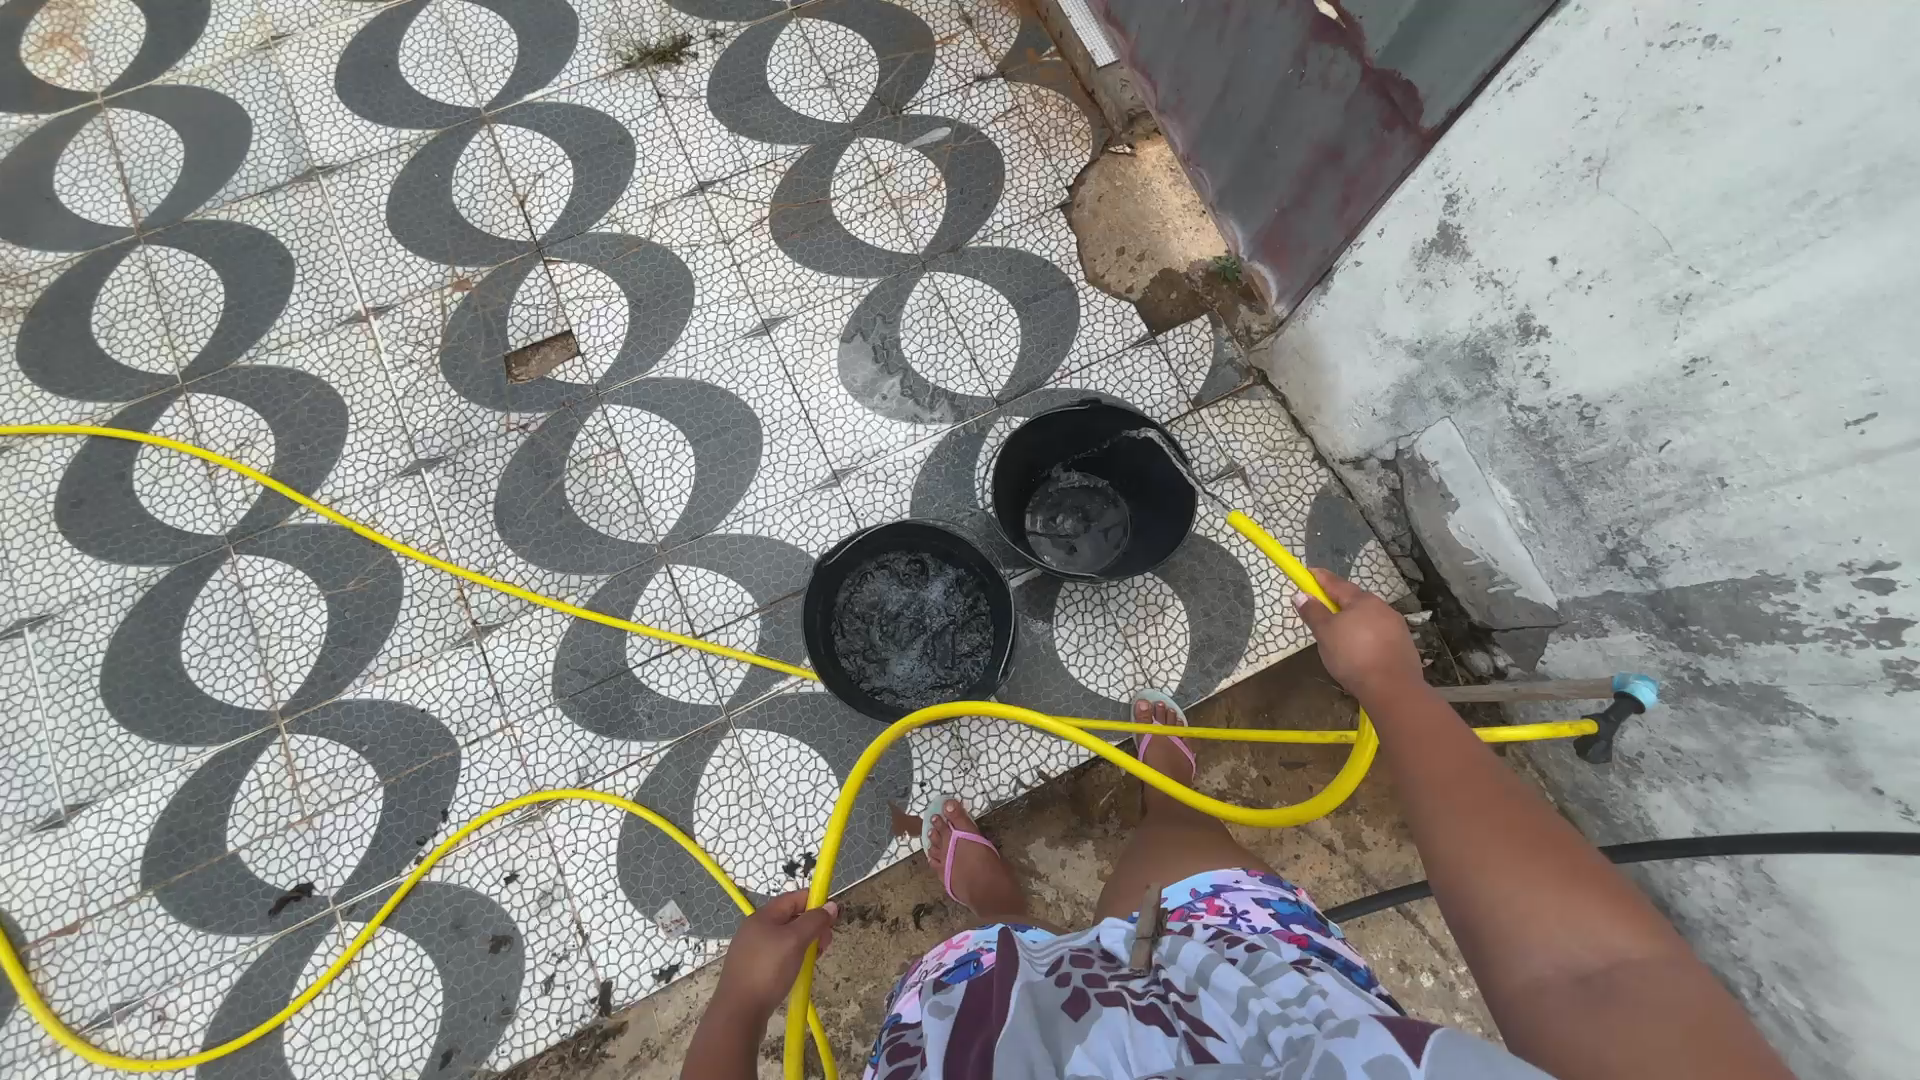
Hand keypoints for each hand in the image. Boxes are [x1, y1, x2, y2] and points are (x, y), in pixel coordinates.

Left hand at [713, 891, 839, 1019]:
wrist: (737, 1015)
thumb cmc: (768, 971)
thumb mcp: (796, 941)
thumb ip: (815, 921)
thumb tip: (831, 905)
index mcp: (763, 916)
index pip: (794, 898)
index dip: (815, 902)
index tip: (832, 918)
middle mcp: (755, 930)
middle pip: (790, 919)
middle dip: (812, 927)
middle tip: (825, 943)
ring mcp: (751, 951)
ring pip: (785, 940)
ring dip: (803, 945)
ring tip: (814, 960)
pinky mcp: (751, 971)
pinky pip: (777, 957)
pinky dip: (791, 959)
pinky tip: (797, 973)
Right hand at [1291, 568, 1425, 704]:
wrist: (1392, 688)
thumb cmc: (1353, 655)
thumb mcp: (1325, 633)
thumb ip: (1313, 612)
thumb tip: (1301, 595)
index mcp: (1361, 601)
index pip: (1336, 583)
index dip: (1320, 578)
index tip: (1308, 572)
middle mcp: (1382, 608)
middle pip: (1354, 599)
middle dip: (1337, 600)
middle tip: (1321, 608)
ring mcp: (1396, 626)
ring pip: (1368, 617)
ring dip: (1353, 619)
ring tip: (1339, 633)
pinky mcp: (1403, 645)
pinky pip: (1378, 633)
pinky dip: (1365, 635)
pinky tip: (1359, 649)